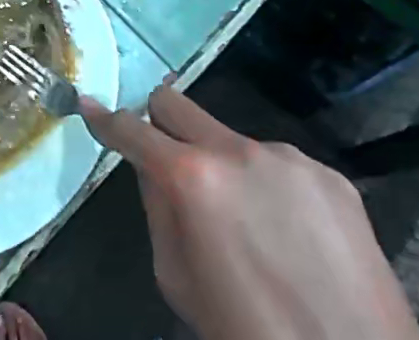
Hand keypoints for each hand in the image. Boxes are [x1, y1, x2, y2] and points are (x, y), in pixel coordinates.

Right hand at [80, 86, 418, 339]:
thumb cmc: (247, 332)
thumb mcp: (177, 279)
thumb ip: (158, 210)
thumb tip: (150, 168)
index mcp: (191, 179)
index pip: (131, 129)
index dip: (104, 118)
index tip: (88, 104)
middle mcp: (237, 150)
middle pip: (175, 103)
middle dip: (159, 122)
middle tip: (167, 159)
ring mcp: (288, 158)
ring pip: (231, 139)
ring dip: (224, 165)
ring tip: (251, 223)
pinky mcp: (331, 176)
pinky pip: (280, 165)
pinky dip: (270, 186)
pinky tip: (292, 233)